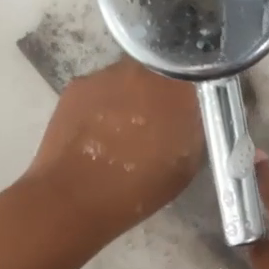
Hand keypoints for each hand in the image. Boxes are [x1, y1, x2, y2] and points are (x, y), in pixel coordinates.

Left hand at [23, 59, 204, 241]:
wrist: (72, 197)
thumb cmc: (136, 190)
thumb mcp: (185, 164)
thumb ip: (192, 128)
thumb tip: (190, 114)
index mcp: (178, 89)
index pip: (195, 73)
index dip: (193, 90)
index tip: (189, 109)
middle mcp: (143, 71)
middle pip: (159, 71)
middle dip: (159, 93)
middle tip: (156, 122)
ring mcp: (107, 74)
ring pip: (127, 79)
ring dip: (129, 97)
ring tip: (122, 130)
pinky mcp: (78, 85)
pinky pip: (100, 89)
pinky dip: (102, 104)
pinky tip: (97, 131)